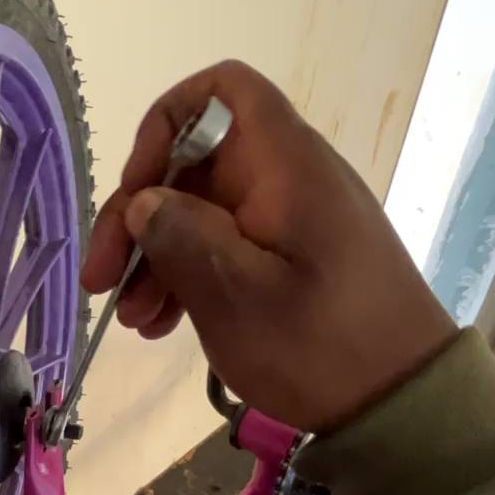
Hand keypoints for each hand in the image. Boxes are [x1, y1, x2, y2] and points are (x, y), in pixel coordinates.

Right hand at [80, 61, 457, 432]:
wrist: (395, 400)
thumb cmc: (317, 346)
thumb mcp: (236, 297)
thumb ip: (183, 239)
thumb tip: (142, 203)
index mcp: (281, 166)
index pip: (218, 93)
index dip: (162, 130)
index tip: (134, 196)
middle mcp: (282, 181)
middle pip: (191, 167)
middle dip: (136, 220)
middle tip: (99, 284)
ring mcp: (282, 223)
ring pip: (197, 215)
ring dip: (153, 261)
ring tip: (132, 322)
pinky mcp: (283, 262)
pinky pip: (219, 250)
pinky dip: (183, 280)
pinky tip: (159, 326)